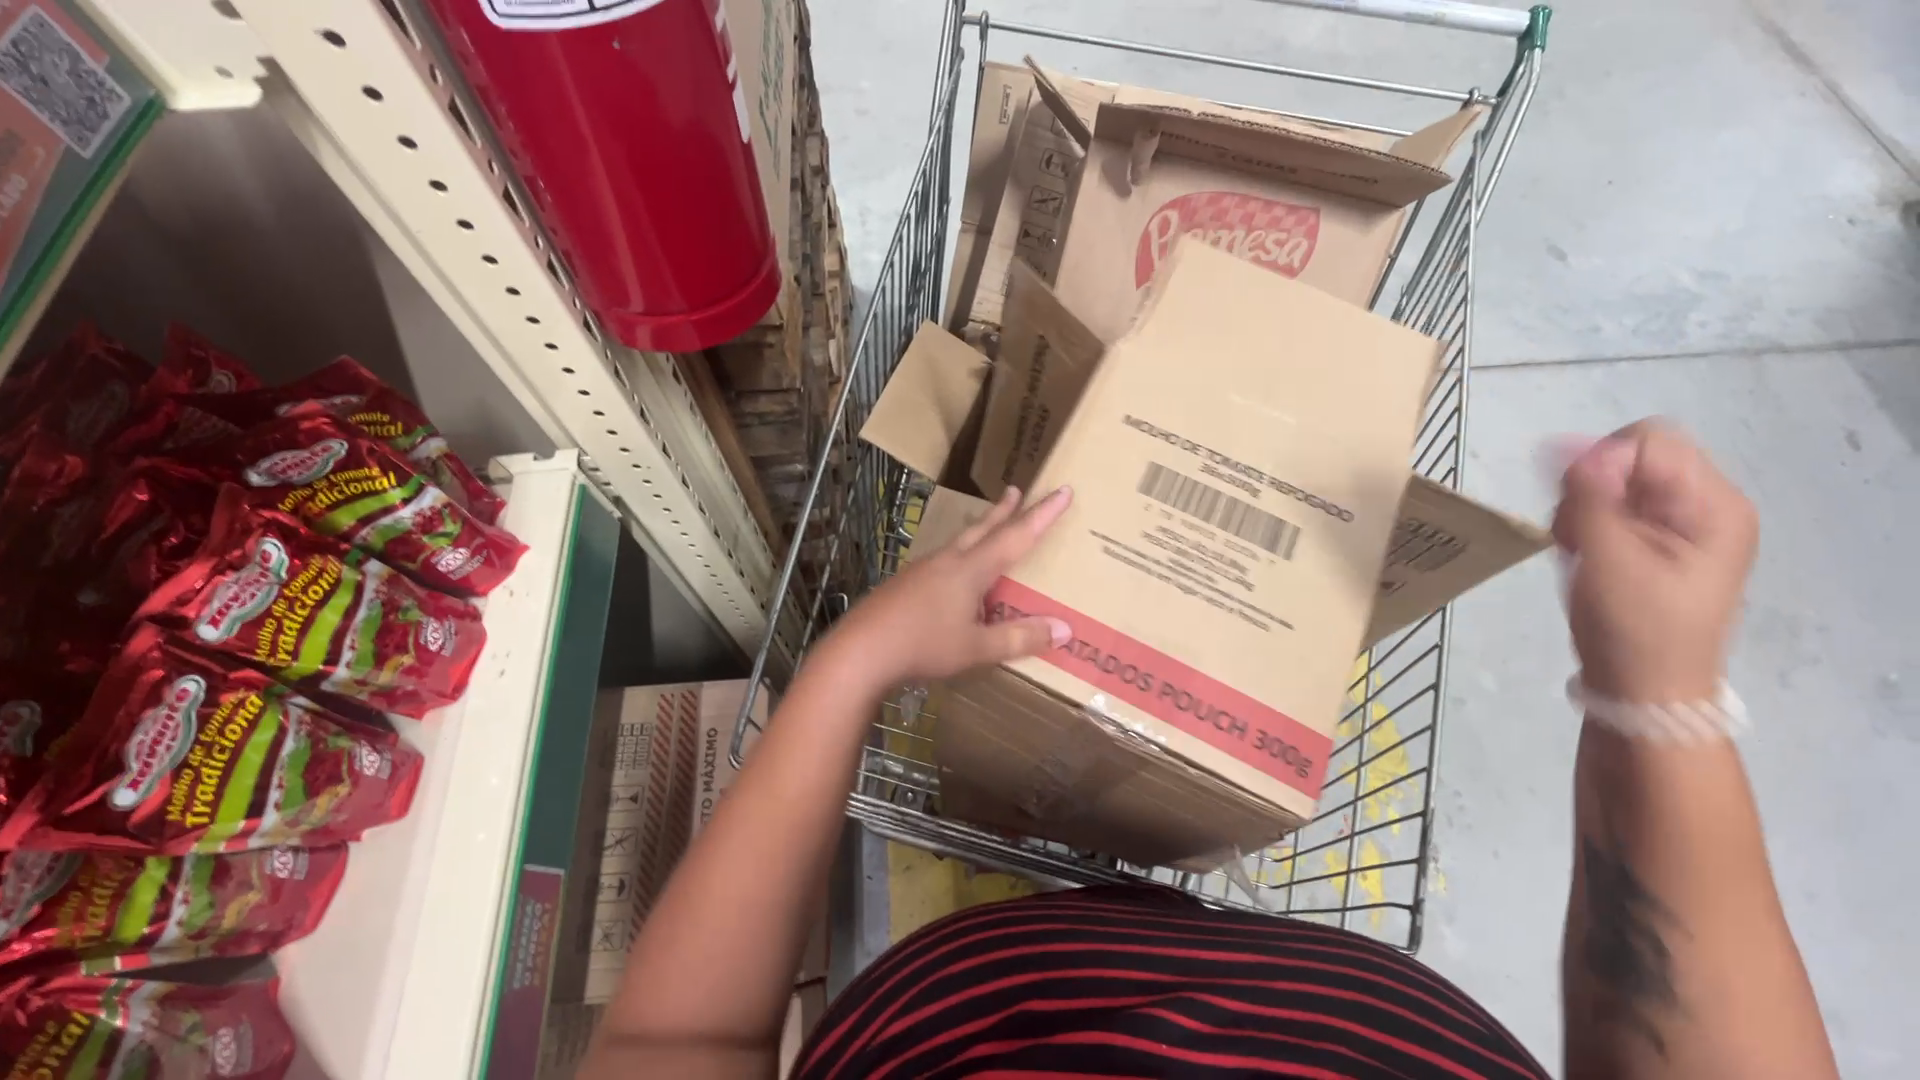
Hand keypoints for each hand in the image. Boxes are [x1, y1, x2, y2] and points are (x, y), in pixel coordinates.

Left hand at [819, 485, 1073, 689]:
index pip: (1016, 536)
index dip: (1043, 514)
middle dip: (1004, 510)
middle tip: (1017, 490)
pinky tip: (952, 573)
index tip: (1062, 490)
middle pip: (982, 529)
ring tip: (989, 527)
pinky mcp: (904, 585)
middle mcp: (947, 562)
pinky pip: (941, 562)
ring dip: (979, 530)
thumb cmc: (923, 646)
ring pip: (959, 542)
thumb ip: (1020, 638)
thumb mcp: (978, 648)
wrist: (860, 650)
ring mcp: (921, 571)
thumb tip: (1065, 629)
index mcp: (970, 570)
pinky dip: (959, 556)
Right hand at [1552, 420, 1756, 702]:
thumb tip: (1568, 443)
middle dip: (1587, 489)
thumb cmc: (1635, 629)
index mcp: (1713, 506)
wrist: (1645, 692)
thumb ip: (1592, 499)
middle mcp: (1705, 506)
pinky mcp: (1656, 543)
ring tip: (1577, 550)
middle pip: (1630, 459)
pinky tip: (1583, 555)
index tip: (1577, 508)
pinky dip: (1586, 524)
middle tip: (1574, 535)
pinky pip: (1611, 508)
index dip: (1600, 463)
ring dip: (1581, 509)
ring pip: (1613, 483)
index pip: (1648, 441)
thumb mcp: (1611, 561)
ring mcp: (1681, 526)